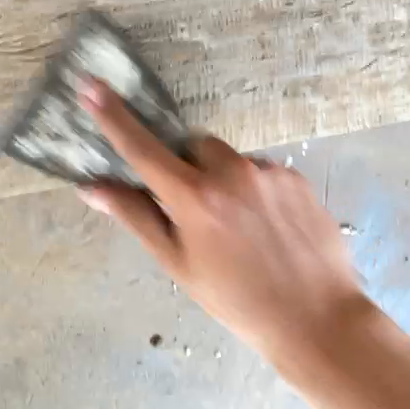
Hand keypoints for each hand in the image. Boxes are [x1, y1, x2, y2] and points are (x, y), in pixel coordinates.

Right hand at [78, 80, 369, 365]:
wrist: (319, 323)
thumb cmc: (236, 300)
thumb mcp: (177, 263)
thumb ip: (135, 216)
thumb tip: (90, 187)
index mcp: (194, 198)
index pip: (141, 147)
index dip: (112, 114)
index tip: (91, 84)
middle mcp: (230, 173)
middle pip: (192, 146)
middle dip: (188, 167)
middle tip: (197, 211)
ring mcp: (267, 172)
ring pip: (228, 159)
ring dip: (223, 179)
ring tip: (240, 227)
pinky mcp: (295, 177)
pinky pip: (260, 170)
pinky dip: (254, 190)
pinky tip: (267, 228)